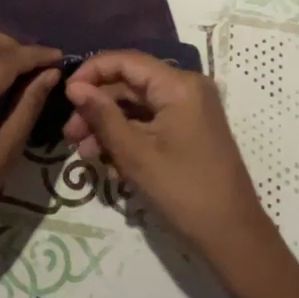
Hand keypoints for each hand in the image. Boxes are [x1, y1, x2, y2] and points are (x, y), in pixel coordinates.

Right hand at [64, 51, 298, 297]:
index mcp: (179, 84)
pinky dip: (128, 134)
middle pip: (130, 83)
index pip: (126, 60)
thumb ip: (102, 116)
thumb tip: (73, 87)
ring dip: (109, 123)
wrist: (233, 237)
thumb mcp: (136, 155)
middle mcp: (187, 87)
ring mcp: (190, 108)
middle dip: (97, 105)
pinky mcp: (190, 128)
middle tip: (70, 133)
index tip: (65, 93)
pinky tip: (105, 156)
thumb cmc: (184, 192)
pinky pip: (151, 119)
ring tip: (82, 151)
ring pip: (138, 103)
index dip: (92, 71)